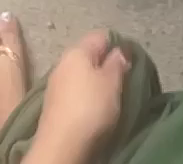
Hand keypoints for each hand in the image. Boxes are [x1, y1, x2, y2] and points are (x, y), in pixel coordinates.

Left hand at [33, 30, 130, 153]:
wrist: (60, 146)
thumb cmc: (90, 108)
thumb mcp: (112, 83)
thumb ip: (118, 63)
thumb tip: (120, 50)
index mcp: (77, 50)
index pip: (101, 36)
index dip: (118, 45)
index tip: (130, 63)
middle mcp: (62, 61)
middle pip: (89, 55)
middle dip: (106, 65)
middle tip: (121, 82)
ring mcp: (55, 83)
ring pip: (81, 74)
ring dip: (95, 83)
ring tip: (109, 98)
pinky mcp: (53, 105)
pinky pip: (74, 92)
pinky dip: (85, 97)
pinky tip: (93, 110)